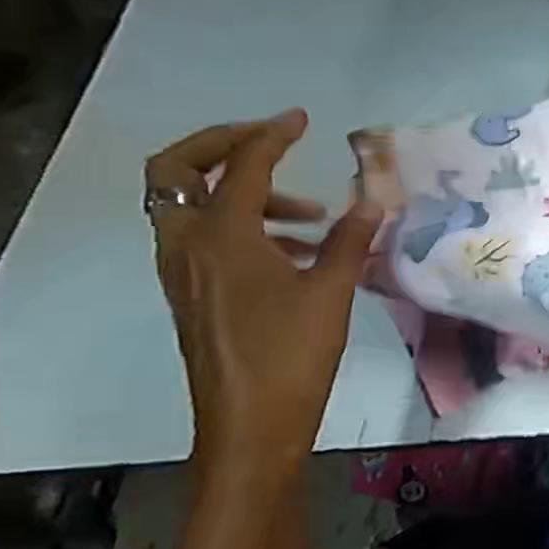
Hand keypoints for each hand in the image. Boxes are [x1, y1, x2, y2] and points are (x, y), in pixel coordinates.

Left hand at [146, 109, 382, 483]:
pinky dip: (240, 227)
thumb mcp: (330, 293)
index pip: (244, 166)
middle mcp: (188, 244)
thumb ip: (350, 240)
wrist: (249, 428)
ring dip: (241, 192)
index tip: (300, 120)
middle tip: (270, 145)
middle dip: (222, 145)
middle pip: (177, 169)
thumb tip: (371, 202)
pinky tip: (295, 253)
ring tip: (310, 214)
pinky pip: (203, 239)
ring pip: (190, 205)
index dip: (273, 135)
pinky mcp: (192, 295)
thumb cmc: (291, 356)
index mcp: (221, 235)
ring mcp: (183, 272)